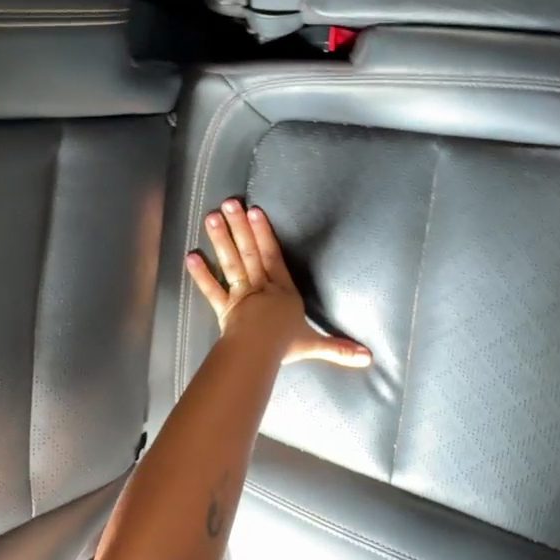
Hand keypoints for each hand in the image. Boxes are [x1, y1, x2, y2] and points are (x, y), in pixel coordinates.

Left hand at [186, 199, 372, 367]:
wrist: (259, 352)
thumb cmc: (286, 344)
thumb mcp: (314, 344)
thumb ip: (338, 348)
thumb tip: (368, 357)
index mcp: (282, 291)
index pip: (273, 256)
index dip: (263, 234)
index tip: (254, 212)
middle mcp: (260, 287)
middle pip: (249, 252)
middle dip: (239, 227)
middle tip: (229, 202)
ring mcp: (240, 295)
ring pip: (230, 263)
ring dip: (221, 240)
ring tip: (211, 217)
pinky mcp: (223, 308)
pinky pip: (211, 290)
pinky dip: (201, 274)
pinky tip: (191, 256)